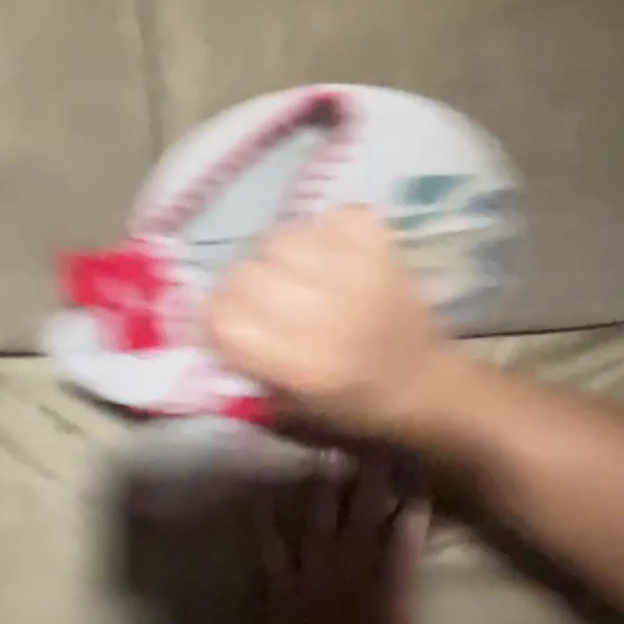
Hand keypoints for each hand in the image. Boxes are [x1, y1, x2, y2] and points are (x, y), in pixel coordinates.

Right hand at [207, 206, 459, 439]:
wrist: (423, 384)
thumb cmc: (348, 404)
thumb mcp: (284, 407)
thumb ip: (236, 366)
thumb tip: (200, 322)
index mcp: (302, 364)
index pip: (223, 315)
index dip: (217, 318)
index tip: (229, 326)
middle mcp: (328, 313)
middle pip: (245, 272)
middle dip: (244, 288)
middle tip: (263, 302)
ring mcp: (358, 271)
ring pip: (279, 237)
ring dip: (279, 257)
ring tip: (297, 277)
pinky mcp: (382, 244)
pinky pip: (329, 216)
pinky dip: (324, 232)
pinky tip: (330, 257)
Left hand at [211, 461, 507, 623]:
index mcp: (386, 592)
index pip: (406, 532)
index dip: (415, 495)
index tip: (420, 459)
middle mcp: (347, 571)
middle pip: (362, 511)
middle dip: (372, 471)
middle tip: (376, 431)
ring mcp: (308, 575)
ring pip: (317, 517)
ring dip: (324, 481)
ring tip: (329, 443)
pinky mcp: (277, 588)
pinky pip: (270, 545)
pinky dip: (266, 517)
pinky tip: (264, 490)